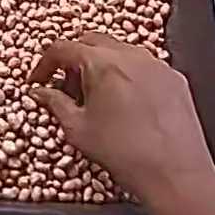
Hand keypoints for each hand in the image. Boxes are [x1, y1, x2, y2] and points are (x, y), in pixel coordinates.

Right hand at [27, 32, 214, 214]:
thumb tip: (42, 93)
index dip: (45, 64)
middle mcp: (131, 56)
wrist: (174, 172)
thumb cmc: (125, 153)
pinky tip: (123, 102)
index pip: (63, 48)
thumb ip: (55, 103)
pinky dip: (126, 74)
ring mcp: (156, 65)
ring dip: (101, 65)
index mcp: (102, 64)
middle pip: (92, 42)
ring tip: (95, 96)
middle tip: (66, 86)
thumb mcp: (77, 129)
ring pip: (119, 51)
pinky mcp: (174, 78)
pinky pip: (143, 65)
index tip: (40, 80)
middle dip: (74, 59)